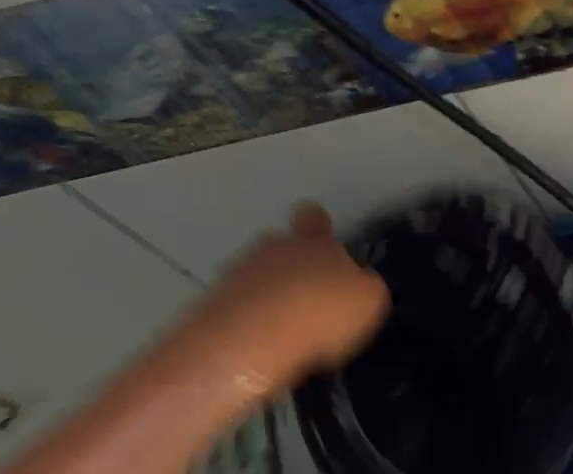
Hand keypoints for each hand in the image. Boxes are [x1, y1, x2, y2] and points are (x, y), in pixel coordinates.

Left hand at [184, 203, 389, 388]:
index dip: (317, 226)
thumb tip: (358, 287)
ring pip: (253, 281)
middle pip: (279, 248)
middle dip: (289, 268)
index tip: (322, 243)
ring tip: (281, 337)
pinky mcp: (204, 314)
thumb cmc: (317, 313)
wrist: (242, 348)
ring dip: (264, 301)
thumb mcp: (368, 301)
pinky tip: (257, 357)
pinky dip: (243, 330)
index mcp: (313, 241)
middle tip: (305, 300)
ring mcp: (232, 279)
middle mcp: (270, 249)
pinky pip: (232, 315)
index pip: (314, 216)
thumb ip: (365, 287)